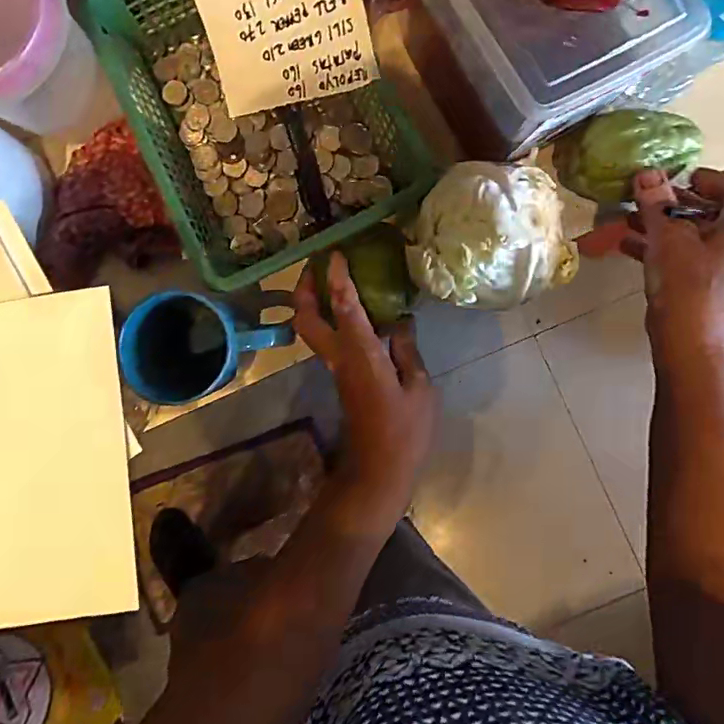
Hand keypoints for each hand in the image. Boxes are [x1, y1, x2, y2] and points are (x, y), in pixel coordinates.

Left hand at [293, 252, 435, 492]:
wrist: (378, 470)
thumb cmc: (405, 431)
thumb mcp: (420, 388)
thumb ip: (408, 351)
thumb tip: (401, 323)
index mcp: (361, 354)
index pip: (344, 307)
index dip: (336, 278)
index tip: (334, 253)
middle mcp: (340, 358)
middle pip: (306, 319)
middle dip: (304, 290)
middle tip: (314, 266)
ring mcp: (336, 369)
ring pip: (311, 330)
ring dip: (313, 304)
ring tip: (330, 282)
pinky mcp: (341, 378)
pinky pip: (328, 340)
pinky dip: (331, 320)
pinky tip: (354, 313)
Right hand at [622, 169, 723, 353]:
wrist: (687, 340)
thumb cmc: (686, 283)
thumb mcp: (667, 237)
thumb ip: (656, 203)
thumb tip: (646, 173)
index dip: (714, 179)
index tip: (682, 176)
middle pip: (710, 211)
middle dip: (675, 201)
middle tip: (646, 193)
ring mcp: (714, 267)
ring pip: (688, 234)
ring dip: (659, 222)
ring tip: (628, 215)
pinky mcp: (695, 284)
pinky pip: (676, 255)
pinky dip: (654, 245)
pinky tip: (624, 243)